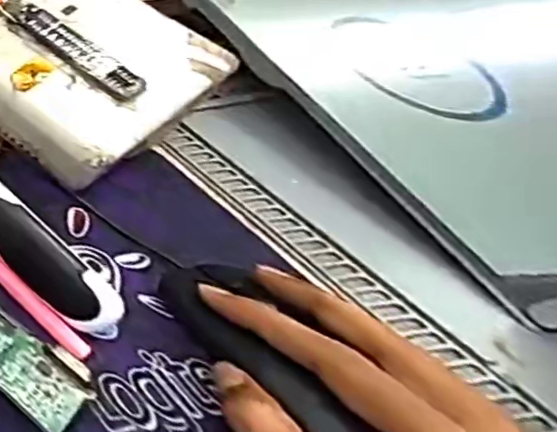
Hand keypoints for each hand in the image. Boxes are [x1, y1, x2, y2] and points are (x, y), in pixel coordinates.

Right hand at [201, 266, 519, 431]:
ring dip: (348, 320)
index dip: (263, 319)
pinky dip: (389, 352)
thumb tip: (231, 378)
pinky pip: (443, 384)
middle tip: (254, 276)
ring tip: (302, 298)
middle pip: (383, 344)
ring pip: (420, 359)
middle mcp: (481, 431)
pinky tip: (367, 350)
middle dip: (309, 302)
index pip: (333, 358)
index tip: (212, 295)